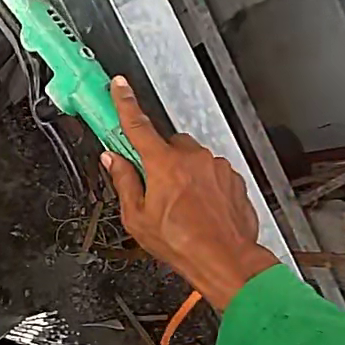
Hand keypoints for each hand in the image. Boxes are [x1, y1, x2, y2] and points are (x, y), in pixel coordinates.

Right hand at [104, 77, 278, 309]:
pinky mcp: (231, 176)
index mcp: (163, 165)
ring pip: (189, 158)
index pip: (138, 125)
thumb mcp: (137, 217)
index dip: (125, 103)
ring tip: (178, 206)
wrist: (225, 259)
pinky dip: (200, 184)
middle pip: (167, 144)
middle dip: (157, 159)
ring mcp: (215, 166)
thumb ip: (124, 182)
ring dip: (180, 173)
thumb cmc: (182, 242)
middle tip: (152, 186)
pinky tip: (196, 208)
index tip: (119, 86)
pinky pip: (208, 171)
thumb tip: (113, 161)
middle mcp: (192, 158)